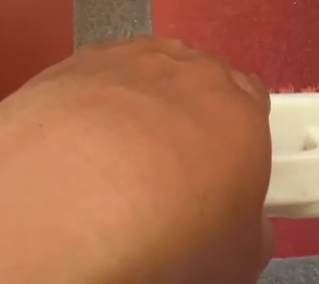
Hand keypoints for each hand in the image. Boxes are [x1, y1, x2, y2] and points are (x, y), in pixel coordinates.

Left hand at [0, 38, 272, 283]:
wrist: (64, 203)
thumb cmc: (161, 233)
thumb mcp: (236, 259)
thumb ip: (251, 227)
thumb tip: (242, 227)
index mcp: (243, 108)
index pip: (253, 109)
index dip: (236, 146)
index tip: (220, 182)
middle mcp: (192, 69)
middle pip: (198, 88)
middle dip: (186, 128)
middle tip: (165, 188)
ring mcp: (133, 59)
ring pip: (145, 82)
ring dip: (136, 117)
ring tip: (108, 180)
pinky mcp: (76, 62)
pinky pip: (94, 85)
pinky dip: (87, 115)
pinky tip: (71, 162)